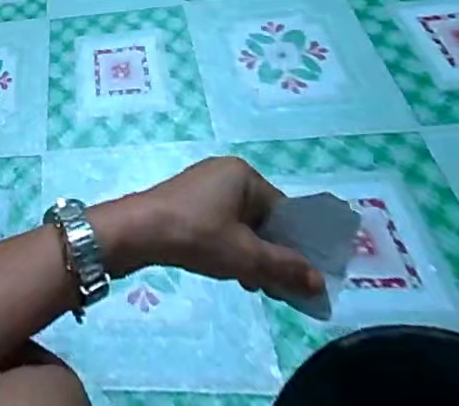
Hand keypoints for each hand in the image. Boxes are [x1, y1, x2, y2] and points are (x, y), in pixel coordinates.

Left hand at [91, 157, 322, 300]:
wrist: (138, 231)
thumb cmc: (197, 235)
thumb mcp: (246, 256)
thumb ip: (285, 268)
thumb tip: (320, 282)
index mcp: (244, 174)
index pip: (283, 210)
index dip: (294, 245)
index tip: (298, 277)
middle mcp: (226, 171)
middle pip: (262, 216)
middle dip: (270, 252)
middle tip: (273, 286)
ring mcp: (205, 183)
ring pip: (241, 222)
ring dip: (250, 252)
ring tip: (249, 282)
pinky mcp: (188, 198)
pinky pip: (221, 221)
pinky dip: (229, 244)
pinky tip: (227, 269)